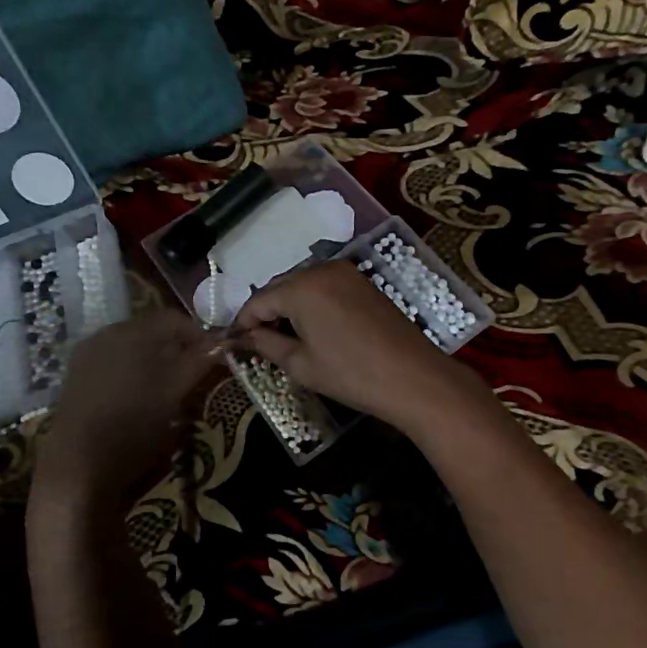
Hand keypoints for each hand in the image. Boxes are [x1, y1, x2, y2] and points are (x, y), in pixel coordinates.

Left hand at [32, 311, 218, 508]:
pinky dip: (133, 374)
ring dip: (155, 363)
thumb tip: (223, 341)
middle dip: (177, 350)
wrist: (80, 464)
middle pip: (151, 332)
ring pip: (132, 349)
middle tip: (196, 377)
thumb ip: (199, 361)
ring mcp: (87, 356)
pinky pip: (114, 365)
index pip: (173, 319)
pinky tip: (139, 400)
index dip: (199, 336)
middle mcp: (106, 334)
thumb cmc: (133, 425)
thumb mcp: (174, 392)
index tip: (216, 359)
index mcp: (130, 331)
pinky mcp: (77, 379)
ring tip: (170, 391)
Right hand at [233, 261, 482, 433]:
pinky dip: (309, 303)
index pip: (257, 301)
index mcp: (301, 288)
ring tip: (282, 338)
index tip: (233, 344)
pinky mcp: (362, 283)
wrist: (413, 377)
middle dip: (264, 313)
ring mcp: (345, 273)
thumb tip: (240, 339)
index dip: (242, 323)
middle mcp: (321, 270)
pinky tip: (310, 329)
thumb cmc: (350, 374)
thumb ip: (265, 344)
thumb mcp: (300, 364)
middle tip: (256, 343)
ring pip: (301, 285)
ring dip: (286, 307)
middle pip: (278, 287)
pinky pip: (323, 286)